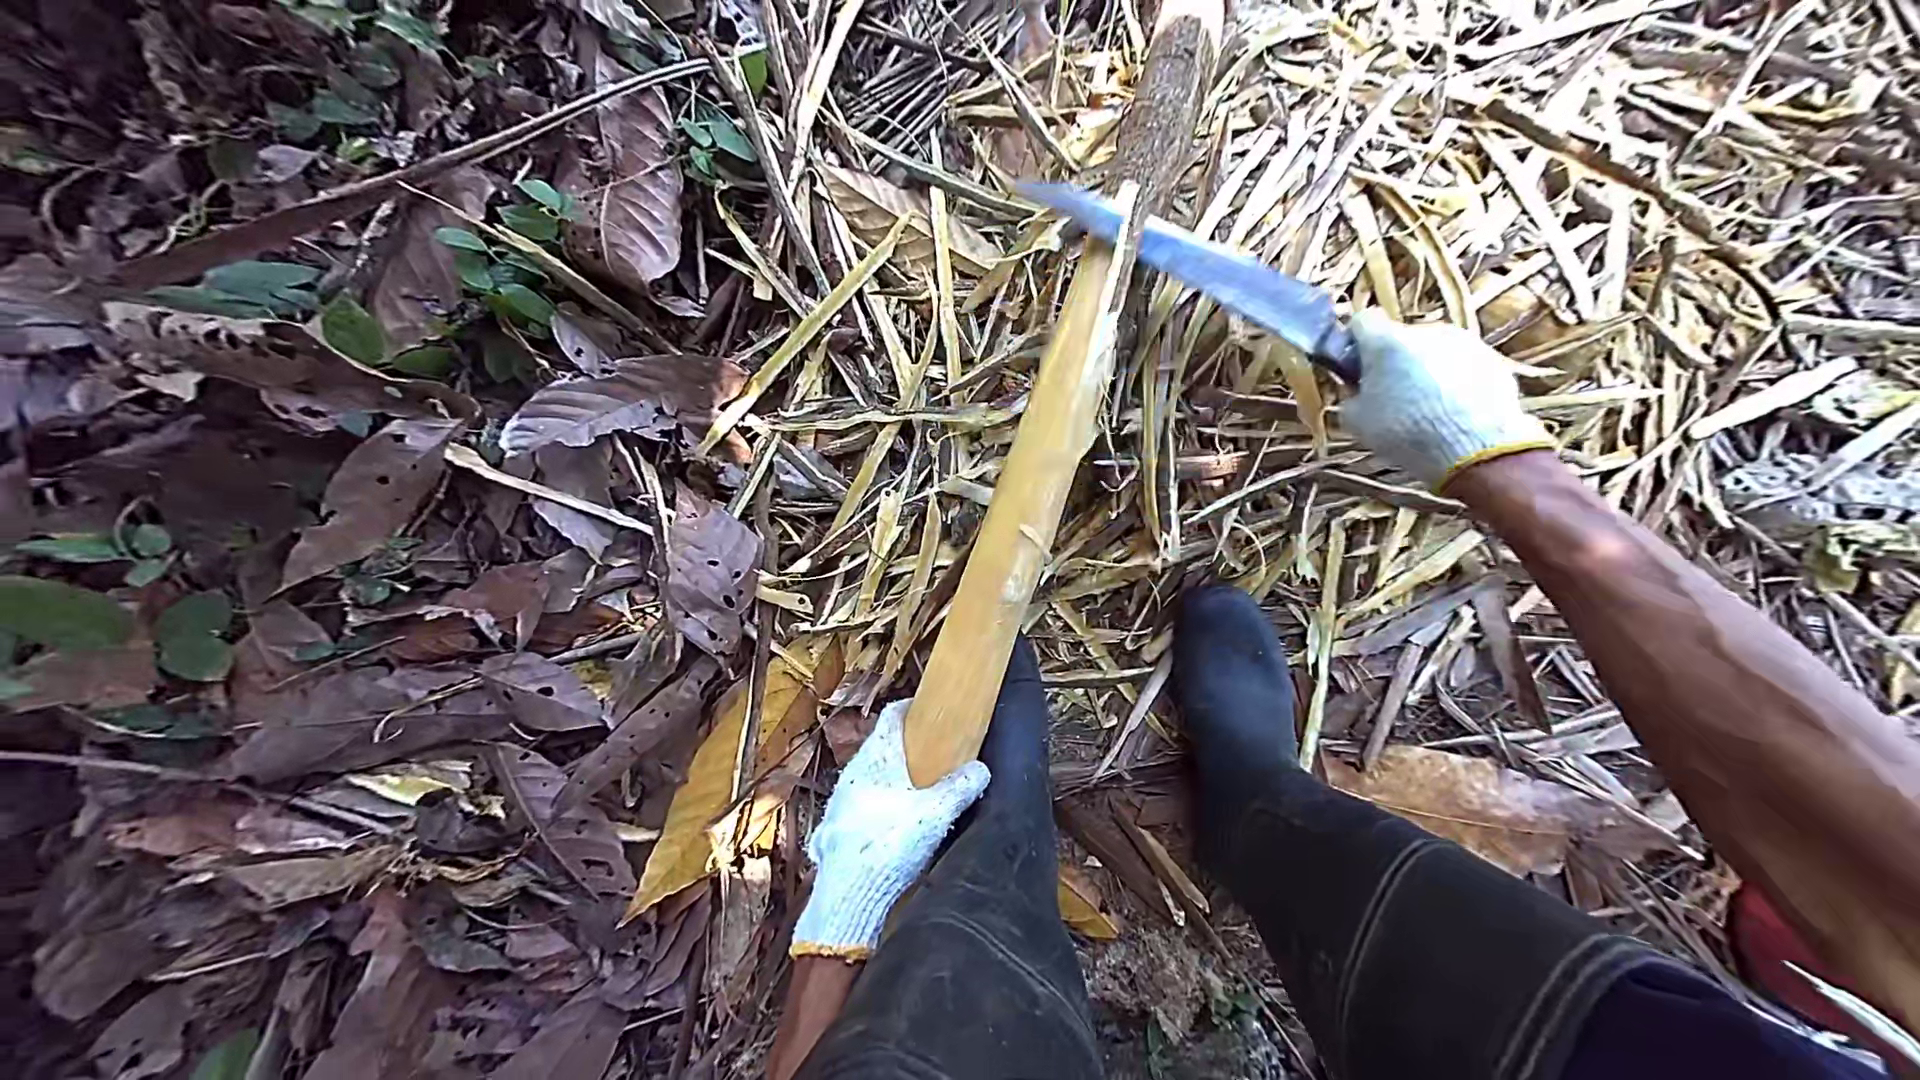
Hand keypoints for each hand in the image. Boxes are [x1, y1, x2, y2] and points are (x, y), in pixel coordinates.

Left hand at [790, 699, 989, 958]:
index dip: (911, 707)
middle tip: (930, 754)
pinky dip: (876, 806)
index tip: (926, 709)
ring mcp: (840, 799)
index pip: (892, 714)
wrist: (847, 896)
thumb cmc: (890, 844)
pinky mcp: (834, 827)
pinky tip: (891, 827)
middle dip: (904, 747)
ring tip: (914, 793)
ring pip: (867, 775)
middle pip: (881, 745)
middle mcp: (853, 770)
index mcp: (877, 755)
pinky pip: (858, 805)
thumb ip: (962, 787)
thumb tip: (981, 770)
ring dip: (888, 778)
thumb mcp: (937, 813)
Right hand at [1341, 310, 1554, 488]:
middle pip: (1399, 337)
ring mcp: (1464, 341)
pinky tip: (1449, 410)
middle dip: (1390, 359)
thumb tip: (1358, 388)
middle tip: (1386, 394)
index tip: (1353, 366)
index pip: (1362, 320)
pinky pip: (1460, 364)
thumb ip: (1352, 394)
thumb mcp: (1355, 419)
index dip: (1354, 342)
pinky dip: (1451, 380)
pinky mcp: (1492, 358)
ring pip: (1431, 350)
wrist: (1473, 449)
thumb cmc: (1403, 432)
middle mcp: (1427, 331)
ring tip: (1422, 406)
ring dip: (1421, 369)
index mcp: (1386, 341)